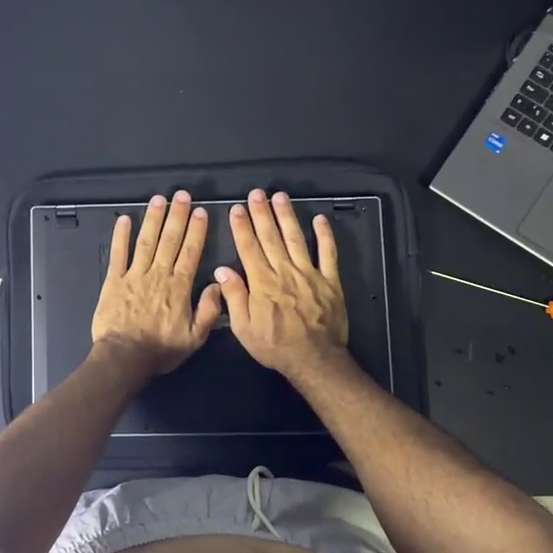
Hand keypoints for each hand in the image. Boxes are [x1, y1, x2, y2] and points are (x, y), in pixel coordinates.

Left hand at [91, 191, 222, 375]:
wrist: (125, 357)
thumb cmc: (160, 350)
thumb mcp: (195, 338)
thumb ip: (208, 311)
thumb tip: (218, 285)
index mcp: (179, 287)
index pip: (191, 252)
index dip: (196, 230)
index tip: (200, 211)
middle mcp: (158, 275)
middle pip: (170, 240)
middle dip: (177, 215)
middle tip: (182, 195)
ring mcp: (134, 275)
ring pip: (146, 241)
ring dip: (153, 218)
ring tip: (159, 199)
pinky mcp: (114, 281)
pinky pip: (119, 254)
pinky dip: (121, 235)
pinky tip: (125, 219)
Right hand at [216, 189, 349, 377]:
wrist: (314, 359)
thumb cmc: (274, 346)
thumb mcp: (244, 327)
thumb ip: (234, 297)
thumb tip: (222, 271)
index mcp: (262, 282)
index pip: (248, 248)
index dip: (242, 226)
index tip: (237, 209)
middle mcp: (284, 272)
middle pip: (271, 237)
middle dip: (261, 213)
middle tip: (256, 194)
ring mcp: (309, 274)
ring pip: (296, 238)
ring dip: (287, 216)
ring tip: (280, 197)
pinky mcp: (330, 281)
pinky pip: (328, 254)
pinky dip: (325, 235)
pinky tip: (320, 219)